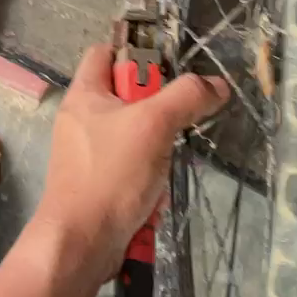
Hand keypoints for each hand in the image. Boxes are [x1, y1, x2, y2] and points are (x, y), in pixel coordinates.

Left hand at [33, 44, 229, 285]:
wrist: (80, 244)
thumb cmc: (110, 174)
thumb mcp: (153, 126)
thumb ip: (185, 98)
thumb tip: (217, 84)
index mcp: (84, 93)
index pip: (106, 52)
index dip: (137, 53)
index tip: (169, 71)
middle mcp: (82, 117)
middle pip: (128, 97)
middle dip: (158, 113)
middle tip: (174, 126)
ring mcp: (88, 153)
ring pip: (135, 137)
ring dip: (158, 153)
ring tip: (165, 167)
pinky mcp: (98, 182)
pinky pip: (131, 169)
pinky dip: (148, 181)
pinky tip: (154, 196)